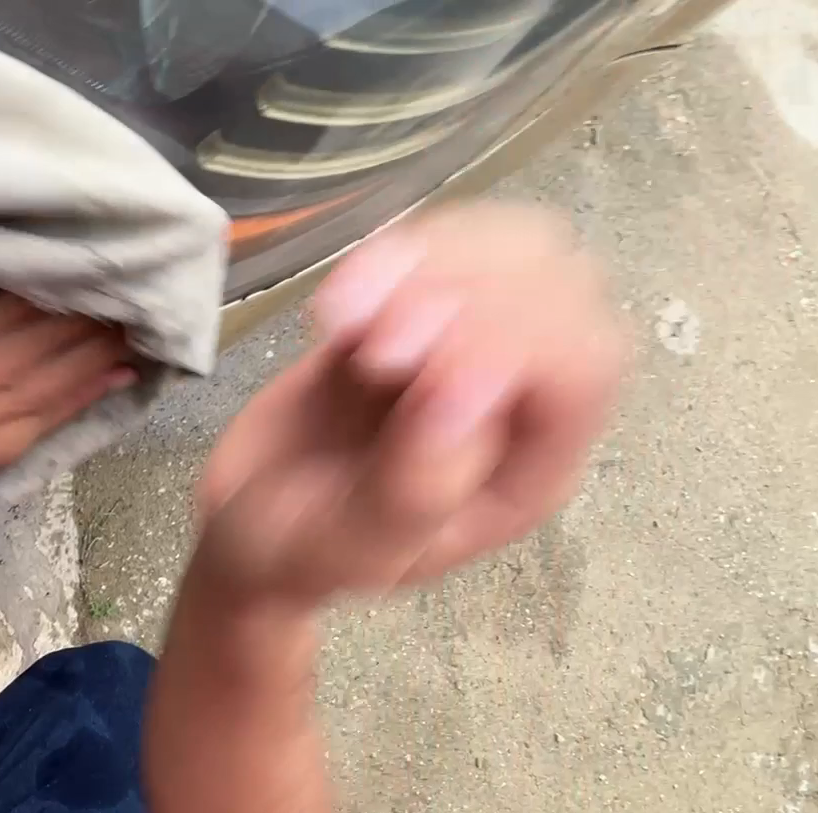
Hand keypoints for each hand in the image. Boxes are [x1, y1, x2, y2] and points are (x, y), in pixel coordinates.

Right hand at [193, 202, 626, 604]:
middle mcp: (513, 403)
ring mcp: (458, 354)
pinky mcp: (402, 323)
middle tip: (362, 344)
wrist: (241, 528)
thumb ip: (416, 487)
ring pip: (510, 253)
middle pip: (554, 292)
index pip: (575, 370)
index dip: (503, 339)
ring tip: (339, 312)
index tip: (390, 359)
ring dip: (429, 260)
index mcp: (524, 472)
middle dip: (460, 295)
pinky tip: (332, 302)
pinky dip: (388, 255)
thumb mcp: (348, 548)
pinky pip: (433, 256)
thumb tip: (476, 386)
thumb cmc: (295, 554)